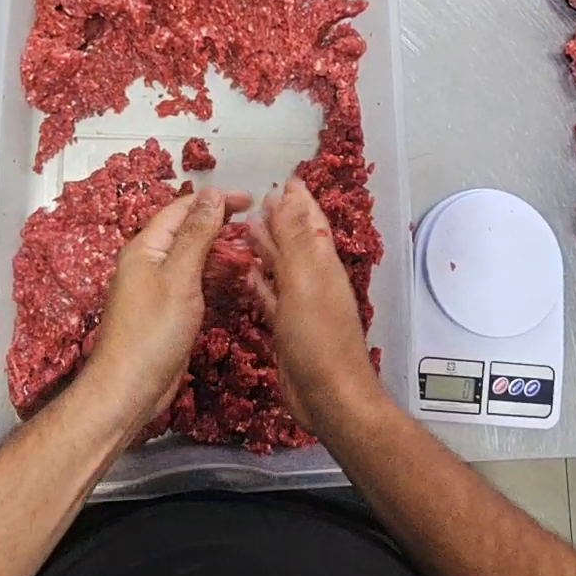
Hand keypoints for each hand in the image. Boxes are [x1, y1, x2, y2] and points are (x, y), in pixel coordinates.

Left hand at [82, 189, 249, 426]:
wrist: (128, 389)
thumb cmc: (153, 332)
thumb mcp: (179, 277)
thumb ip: (196, 234)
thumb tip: (210, 195)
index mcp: (146, 247)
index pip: (183, 209)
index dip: (216, 200)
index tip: (249, 199)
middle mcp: (149, 261)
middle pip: (187, 229)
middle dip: (220, 222)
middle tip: (255, 223)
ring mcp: (156, 286)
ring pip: (192, 255)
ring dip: (219, 247)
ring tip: (251, 247)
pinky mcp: (166, 308)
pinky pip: (192, 279)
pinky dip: (214, 273)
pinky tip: (233, 277)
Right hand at [248, 178, 383, 431]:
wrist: (328, 395)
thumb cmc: (318, 338)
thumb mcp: (305, 280)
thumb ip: (295, 239)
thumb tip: (288, 196)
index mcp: (323, 264)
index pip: (312, 222)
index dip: (300, 201)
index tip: (287, 180)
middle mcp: (314, 280)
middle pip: (296, 241)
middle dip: (280, 219)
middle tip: (260, 200)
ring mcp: (302, 305)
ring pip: (281, 268)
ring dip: (267, 248)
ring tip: (247, 229)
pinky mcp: (288, 328)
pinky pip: (271, 297)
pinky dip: (260, 283)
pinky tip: (247, 274)